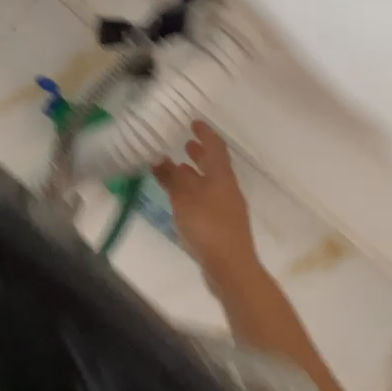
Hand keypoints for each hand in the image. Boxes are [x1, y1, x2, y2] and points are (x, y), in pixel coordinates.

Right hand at [153, 121, 260, 282]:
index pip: (216, 147)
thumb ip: (172, 177)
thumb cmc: (208, 226)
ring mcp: (226, 208)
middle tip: (184, 144)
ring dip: (194, 174)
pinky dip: (194, 193)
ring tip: (176, 170)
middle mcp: (227, 188)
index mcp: (222, 176)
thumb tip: (160, 158)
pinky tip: (181, 200)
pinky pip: (206, 199)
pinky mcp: (221, 226)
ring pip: (209, 183)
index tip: (193, 123)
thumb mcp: (184, 198)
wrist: (231, 268)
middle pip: (214, 165)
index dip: (205, 133)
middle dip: (199, 153)